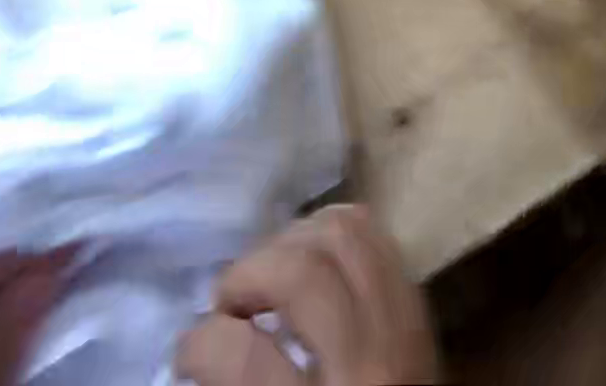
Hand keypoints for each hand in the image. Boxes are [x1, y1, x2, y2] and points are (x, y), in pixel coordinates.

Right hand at [177, 205, 439, 385]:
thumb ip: (240, 382)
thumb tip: (199, 341)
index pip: (247, 356)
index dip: (201, 343)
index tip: (186, 353)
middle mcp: (373, 365)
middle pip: (305, 271)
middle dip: (251, 272)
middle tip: (229, 303)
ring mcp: (405, 332)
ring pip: (347, 235)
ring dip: (294, 241)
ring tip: (268, 274)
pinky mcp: (419, 313)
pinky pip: (378, 239)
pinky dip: (336, 234)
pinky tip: (309, 256)